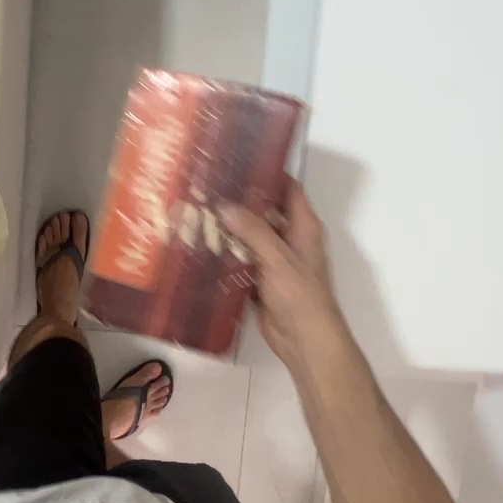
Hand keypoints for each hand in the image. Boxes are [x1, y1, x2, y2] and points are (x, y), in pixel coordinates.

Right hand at [220, 182, 349, 373]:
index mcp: (303, 227)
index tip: (240, 163)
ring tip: (199, 216)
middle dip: (241, 204)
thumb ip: (253, 230)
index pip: (289, 190)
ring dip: (230, 232)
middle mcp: (290, 240)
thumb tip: (225, 206)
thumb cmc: (300, 294)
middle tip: (209, 190)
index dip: (268, 175)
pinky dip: (227, 258)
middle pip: (265, 214)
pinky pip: (242, 264)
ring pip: (250, 239)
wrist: (304, 339)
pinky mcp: (261, 283)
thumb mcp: (277, 257)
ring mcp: (275, 262)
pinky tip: (204, 251)